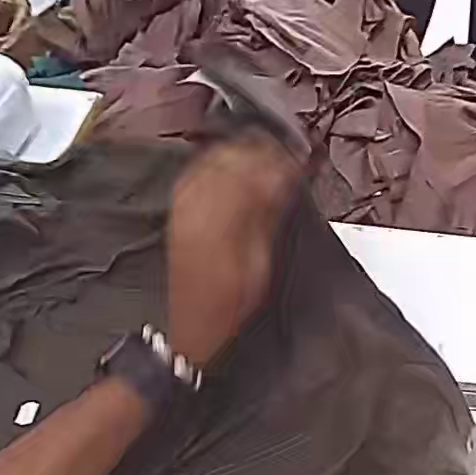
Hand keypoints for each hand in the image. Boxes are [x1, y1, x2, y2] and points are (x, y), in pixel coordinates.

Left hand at [165, 131, 300, 368]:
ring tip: (263, 158)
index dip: (280, 163)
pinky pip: (195, 171)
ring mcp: (184, 205)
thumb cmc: (229, 302)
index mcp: (223, 220)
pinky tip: (232, 166)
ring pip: (213, 159)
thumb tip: (283, 182)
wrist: (193, 322)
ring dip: (240, 153)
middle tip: (285, 156)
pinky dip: (217, 162)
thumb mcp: (259, 264)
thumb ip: (268, 216)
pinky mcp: (177, 209)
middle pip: (233, 159)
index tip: (299, 161)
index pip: (255, 174)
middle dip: (262, 152)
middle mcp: (199, 205)